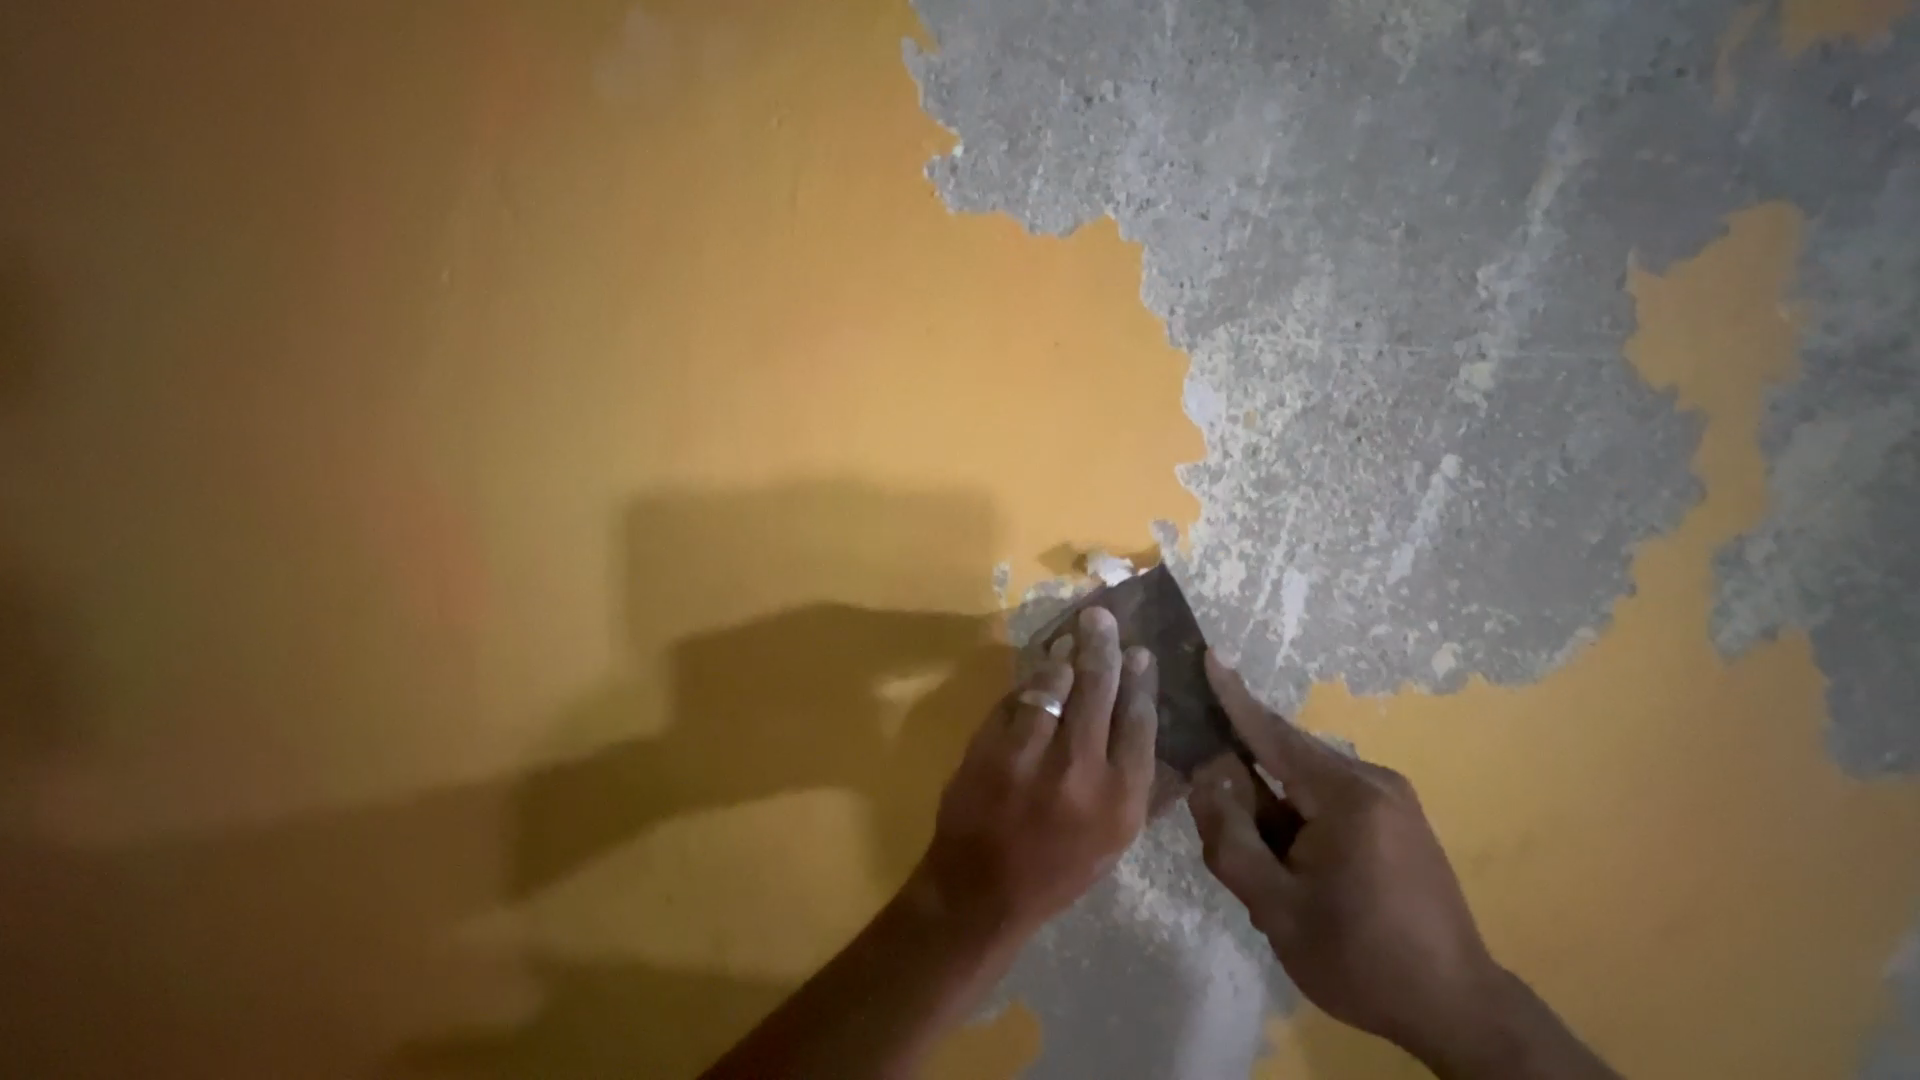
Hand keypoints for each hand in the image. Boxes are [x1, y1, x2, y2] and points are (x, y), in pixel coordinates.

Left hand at [910, 606, 1158, 937]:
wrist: (981, 889)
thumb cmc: (1059, 869)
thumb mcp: (1115, 839)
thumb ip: (1141, 786)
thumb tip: (1157, 732)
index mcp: (1120, 797)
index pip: (1138, 720)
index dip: (1140, 680)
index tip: (1141, 652)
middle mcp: (1079, 769)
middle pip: (1097, 688)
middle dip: (1102, 646)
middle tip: (1102, 616)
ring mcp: (1028, 754)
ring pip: (1052, 684)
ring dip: (1062, 656)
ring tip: (1070, 637)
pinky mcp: (989, 745)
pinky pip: (1015, 699)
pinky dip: (1028, 683)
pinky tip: (1036, 672)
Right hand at [1188, 653, 1502, 1059]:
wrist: (1457, 1011)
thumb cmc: (1361, 959)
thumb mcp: (1277, 906)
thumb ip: (1231, 838)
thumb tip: (1204, 780)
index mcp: (1347, 795)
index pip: (1273, 734)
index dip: (1233, 698)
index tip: (1207, 655)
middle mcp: (1373, 781)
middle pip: (1286, 760)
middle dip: (1245, 786)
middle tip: (1219, 830)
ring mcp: (1392, 800)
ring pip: (1305, 785)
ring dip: (1273, 814)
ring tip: (1264, 872)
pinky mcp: (1400, 820)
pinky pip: (1329, 801)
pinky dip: (1298, 822)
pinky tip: (1294, 869)